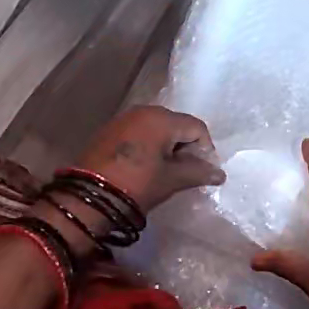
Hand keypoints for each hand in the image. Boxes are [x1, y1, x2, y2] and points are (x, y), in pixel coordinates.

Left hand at [75, 106, 225, 211]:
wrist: (88, 198)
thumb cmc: (136, 184)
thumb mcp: (171, 180)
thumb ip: (198, 172)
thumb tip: (220, 174)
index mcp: (161, 118)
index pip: (197, 127)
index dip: (206, 150)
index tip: (204, 173)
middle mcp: (143, 111)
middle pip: (177, 125)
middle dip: (186, 148)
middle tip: (187, 173)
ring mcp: (123, 119)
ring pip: (157, 130)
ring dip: (167, 148)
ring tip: (166, 173)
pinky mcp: (109, 131)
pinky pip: (139, 134)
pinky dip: (149, 148)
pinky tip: (146, 168)